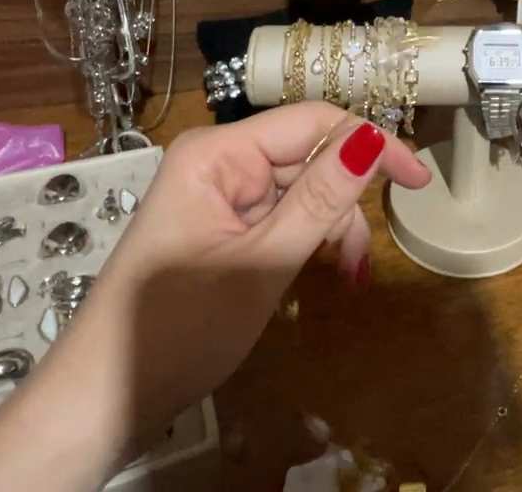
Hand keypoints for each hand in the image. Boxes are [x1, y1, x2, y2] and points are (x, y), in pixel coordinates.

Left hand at [0, 104, 430, 491]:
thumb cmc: (180, 328)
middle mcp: (219, 159)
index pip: (313, 122)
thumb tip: (374, 138)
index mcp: (218, 152)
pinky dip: (308, 239)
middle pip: (308, 155)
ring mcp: (219, 192)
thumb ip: (321, 198)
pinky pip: (280, 213)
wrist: (104, 399)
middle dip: (343, 201)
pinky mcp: (221, 222)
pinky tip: (326, 269)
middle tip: (363, 257)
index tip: (417, 178)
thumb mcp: (263, 264)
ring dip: (330, 225)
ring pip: (301, 187)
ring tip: (344, 274)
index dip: (369, 142)